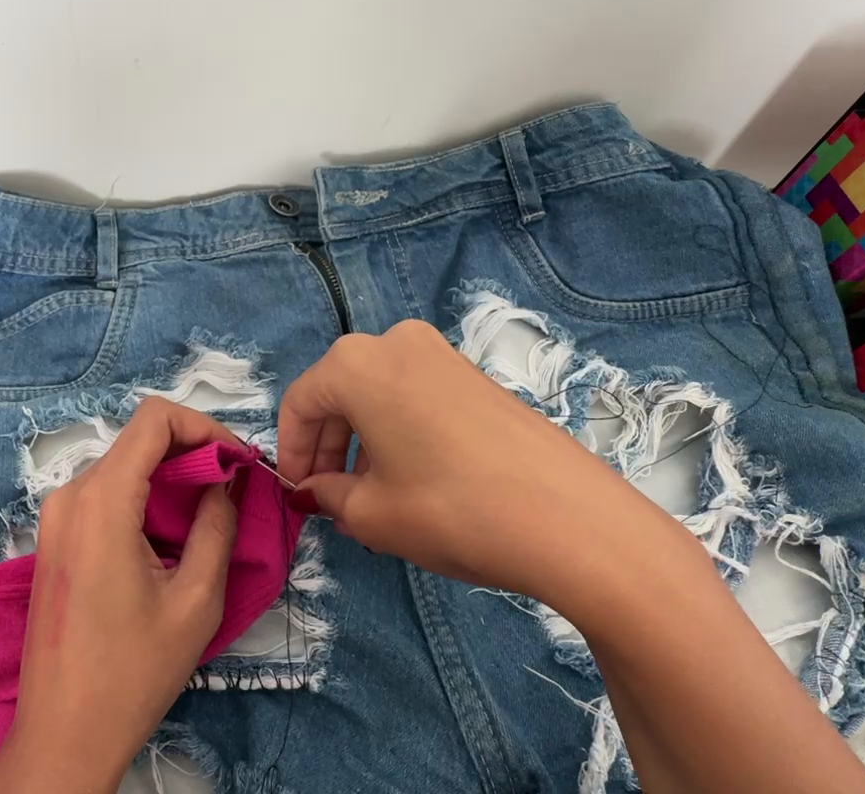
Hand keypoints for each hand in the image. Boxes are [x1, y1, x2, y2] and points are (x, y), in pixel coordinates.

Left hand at [0, 399, 240, 793]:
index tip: (238, 460)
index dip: (203, 426)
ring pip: (123, 466)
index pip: (154, 418)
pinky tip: (171, 532)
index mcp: (101, 500)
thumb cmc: (132, 672)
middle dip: (192, 452)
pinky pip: (104, 493)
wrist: (63, 733)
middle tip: (235, 488)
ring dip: (169, 477)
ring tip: (210, 513)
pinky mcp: (55, 536)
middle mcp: (70, 494)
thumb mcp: (195, 601)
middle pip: (138, 440)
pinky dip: (143, 496)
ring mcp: (56, 514)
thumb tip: (228, 481)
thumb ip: (217, 528)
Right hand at [277, 320, 694, 612]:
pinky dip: (397, 430)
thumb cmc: (452, 510)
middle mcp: (393, 342)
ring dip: (361, 440)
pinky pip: (413, 395)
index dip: (290, 453)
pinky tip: (412, 477)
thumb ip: (327, 496)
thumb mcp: (371, 515)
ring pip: (376, 394)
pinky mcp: (475, 374)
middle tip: (329, 497)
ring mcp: (440, 353)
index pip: (299, 403)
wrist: (574, 522)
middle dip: (326, 446)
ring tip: (371, 495)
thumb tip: (316, 491)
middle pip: (337, 393)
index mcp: (355, 364)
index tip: (297, 494)